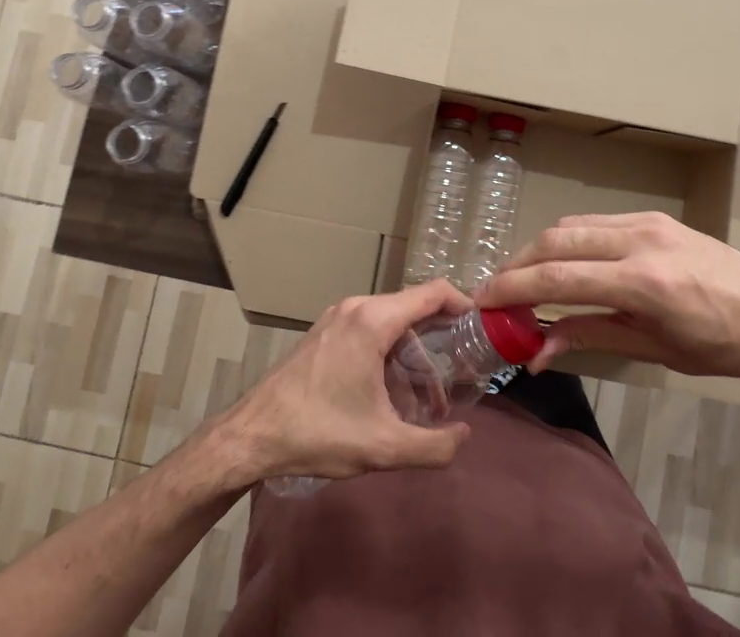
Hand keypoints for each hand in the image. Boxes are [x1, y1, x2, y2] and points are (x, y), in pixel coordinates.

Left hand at [218, 281, 475, 484]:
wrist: (253, 436)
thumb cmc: (319, 433)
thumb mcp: (385, 446)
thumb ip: (435, 445)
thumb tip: (464, 437)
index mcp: (373, 320)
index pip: (433, 292)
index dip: (465, 306)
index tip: (486, 330)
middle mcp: (356, 308)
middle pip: (414, 309)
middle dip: (443, 340)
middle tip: (464, 375)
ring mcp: (336, 319)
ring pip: (392, 322)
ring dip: (415, 353)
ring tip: (429, 399)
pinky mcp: (324, 334)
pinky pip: (370, 331)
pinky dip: (391, 353)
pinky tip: (393, 394)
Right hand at [476, 212, 739, 389]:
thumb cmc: (721, 347)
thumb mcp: (654, 351)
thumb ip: (590, 339)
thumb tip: (536, 352)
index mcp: (644, 284)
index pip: (558, 278)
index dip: (512, 288)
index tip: (482, 302)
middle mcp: (641, 242)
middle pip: (555, 242)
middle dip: (516, 265)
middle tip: (494, 292)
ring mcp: (648, 223)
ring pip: (571, 227)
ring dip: (539, 250)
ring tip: (524, 280)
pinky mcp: (654, 218)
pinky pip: (595, 224)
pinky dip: (568, 241)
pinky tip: (563, 264)